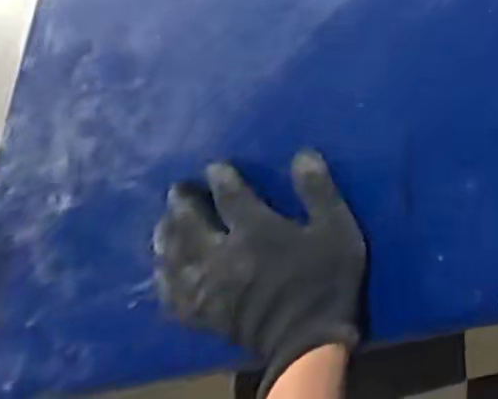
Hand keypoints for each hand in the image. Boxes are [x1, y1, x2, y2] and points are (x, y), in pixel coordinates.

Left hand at [155, 149, 366, 395]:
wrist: (310, 341)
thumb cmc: (326, 277)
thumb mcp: (335, 226)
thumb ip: (317, 189)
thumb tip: (303, 154)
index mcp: (255, 230)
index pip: (229, 196)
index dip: (220, 178)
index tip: (214, 166)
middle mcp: (223, 256)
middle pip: (191, 225)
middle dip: (182, 204)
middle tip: (177, 189)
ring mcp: (209, 289)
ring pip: (174, 259)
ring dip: (166, 237)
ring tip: (164, 223)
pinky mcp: (204, 317)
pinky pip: (172, 297)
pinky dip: (163, 280)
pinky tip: (162, 271)